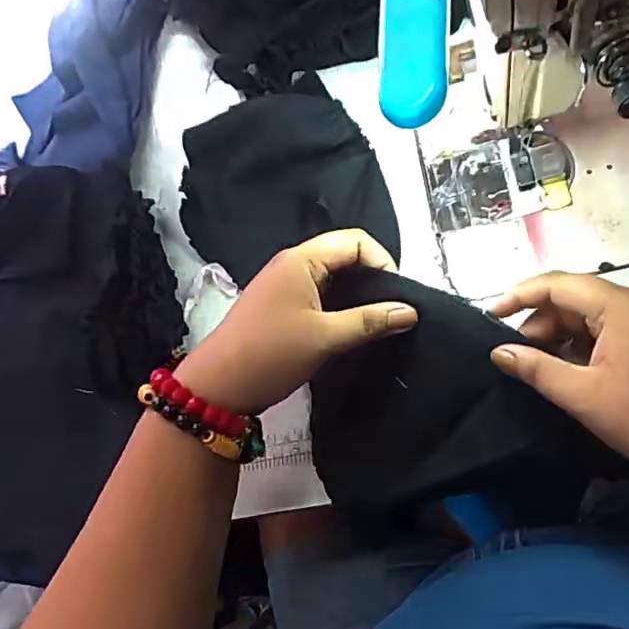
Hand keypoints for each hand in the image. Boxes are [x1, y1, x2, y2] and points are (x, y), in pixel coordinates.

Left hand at [176, 230, 415, 414]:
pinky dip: (341, 307)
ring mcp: (286, 286)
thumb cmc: (271, 354)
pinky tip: (352, 330)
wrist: (218, 387)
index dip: (382, 262)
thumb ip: (370, 321)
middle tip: (391, 311)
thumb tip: (410, 312)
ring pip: (335, 278)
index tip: (396, 297)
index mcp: (301, 260)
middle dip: (373, 279)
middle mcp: (293, 265)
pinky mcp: (283, 307)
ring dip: (358, 296)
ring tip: (377, 323)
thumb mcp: (326, 337)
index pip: (355, 241)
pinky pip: (322, 295)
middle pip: (345, 256)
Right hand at [489, 272, 628, 490]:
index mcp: (619, 305)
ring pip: (589, 317)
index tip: (490, 317)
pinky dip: (581, 347)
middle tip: (515, 356)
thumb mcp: (582, 394)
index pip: (558, 283)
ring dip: (559, 338)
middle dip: (540, 322)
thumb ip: (536, 368)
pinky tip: (565, 372)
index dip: (520, 296)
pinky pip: (606, 332)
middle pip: (574, 298)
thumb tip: (499, 353)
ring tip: (536, 368)